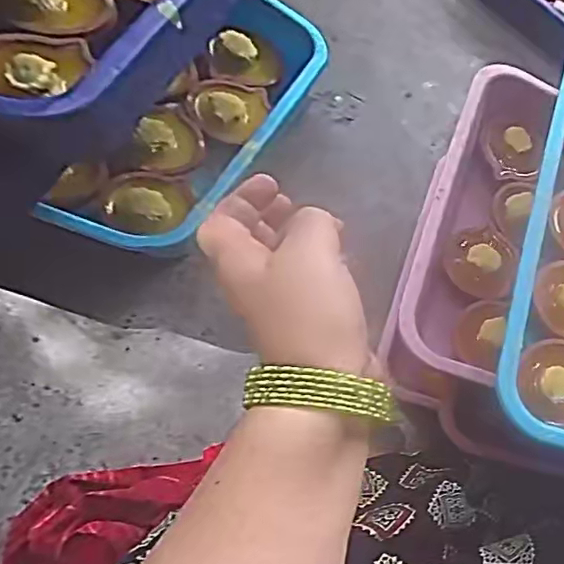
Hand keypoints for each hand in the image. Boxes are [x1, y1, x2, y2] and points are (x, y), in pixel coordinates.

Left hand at [197, 174, 370, 375]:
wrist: (329, 378)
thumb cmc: (311, 311)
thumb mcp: (311, 250)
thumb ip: (313, 222)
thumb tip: (318, 222)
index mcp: (237, 262)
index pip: (221, 220)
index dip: (242, 197)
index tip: (273, 184)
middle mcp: (251, 284)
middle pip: (248, 242)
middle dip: (269, 217)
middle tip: (295, 204)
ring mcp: (278, 307)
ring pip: (278, 263)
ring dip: (296, 241)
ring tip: (326, 230)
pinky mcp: (307, 324)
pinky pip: (304, 285)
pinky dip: (318, 267)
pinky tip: (341, 264)